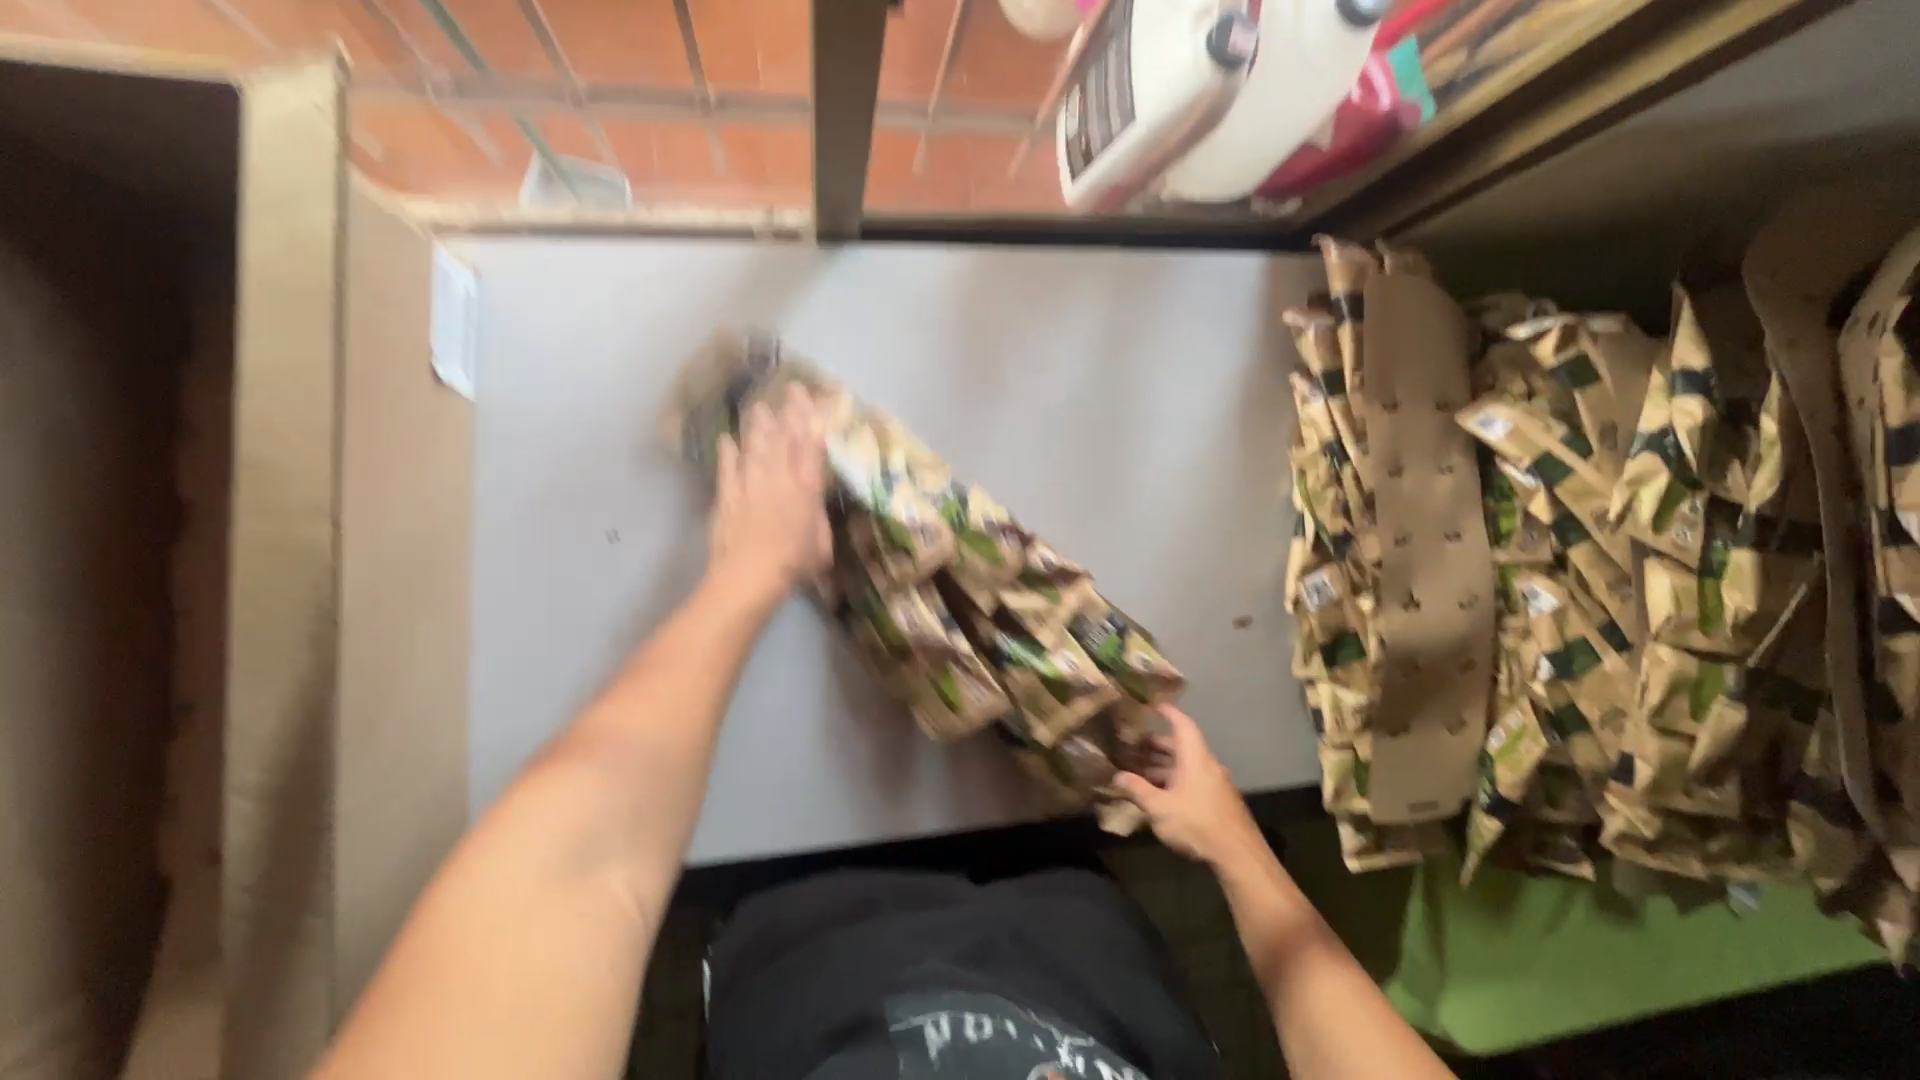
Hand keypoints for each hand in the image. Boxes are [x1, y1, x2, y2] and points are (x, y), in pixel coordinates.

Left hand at [709, 384, 832, 597]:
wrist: (748, 576)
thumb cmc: (793, 564)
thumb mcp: (821, 544)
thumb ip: (817, 518)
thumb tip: (813, 506)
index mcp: (806, 489)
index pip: (811, 446)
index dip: (812, 419)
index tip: (813, 398)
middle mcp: (779, 478)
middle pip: (784, 438)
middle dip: (788, 411)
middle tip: (790, 388)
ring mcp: (750, 484)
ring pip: (755, 447)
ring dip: (758, 425)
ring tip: (759, 407)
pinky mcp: (727, 496)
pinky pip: (727, 468)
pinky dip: (727, 453)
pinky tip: (726, 440)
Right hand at [1114, 705, 1269, 871]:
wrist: (1238, 854)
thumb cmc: (1197, 823)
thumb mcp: (1160, 807)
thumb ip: (1137, 790)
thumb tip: (1117, 776)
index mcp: (1195, 758)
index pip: (1182, 725)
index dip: (1168, 713)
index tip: (1154, 705)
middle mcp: (1208, 765)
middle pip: (1182, 747)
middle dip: (1157, 745)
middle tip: (1134, 746)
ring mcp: (1216, 783)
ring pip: (1187, 766)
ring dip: (1164, 767)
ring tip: (1141, 772)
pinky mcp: (1219, 801)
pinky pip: (1193, 781)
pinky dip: (1175, 780)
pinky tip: (1161, 795)